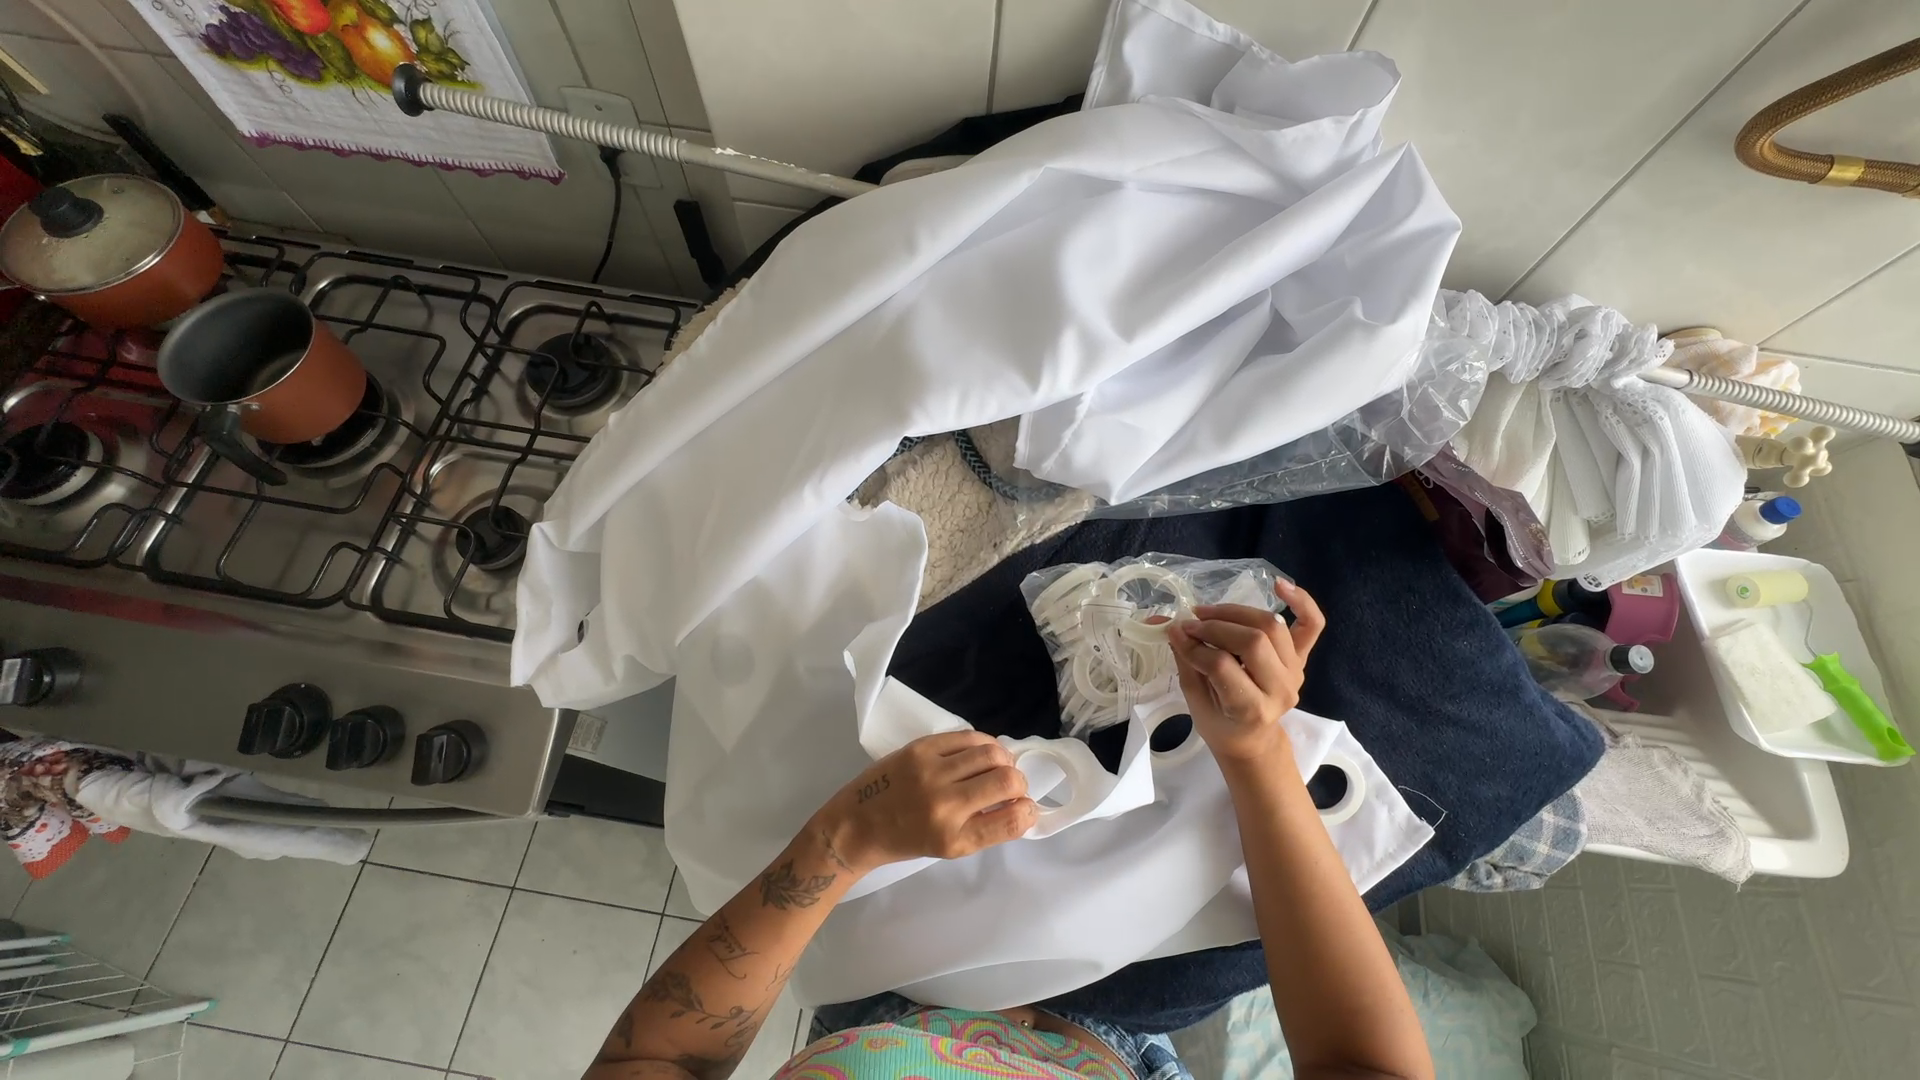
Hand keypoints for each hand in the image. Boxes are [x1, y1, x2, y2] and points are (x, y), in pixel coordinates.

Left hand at [812, 731, 1036, 874]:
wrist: (857, 824)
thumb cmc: (905, 840)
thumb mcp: (948, 848)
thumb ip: (985, 827)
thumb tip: (1020, 804)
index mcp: (954, 839)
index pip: (1011, 820)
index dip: (1029, 810)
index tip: (1026, 807)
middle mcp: (945, 805)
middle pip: (1007, 781)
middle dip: (1020, 782)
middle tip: (1011, 786)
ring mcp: (931, 772)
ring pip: (992, 753)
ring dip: (1004, 760)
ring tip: (997, 766)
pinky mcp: (921, 748)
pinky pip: (968, 736)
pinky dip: (984, 743)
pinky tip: (981, 752)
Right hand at [1167, 579, 1325, 762]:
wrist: (1251, 737)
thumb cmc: (1218, 722)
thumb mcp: (1194, 698)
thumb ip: (1184, 658)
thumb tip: (1165, 623)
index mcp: (1251, 709)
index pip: (1221, 666)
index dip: (1195, 646)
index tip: (1175, 634)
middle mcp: (1281, 690)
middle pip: (1252, 641)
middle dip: (1215, 627)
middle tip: (1191, 624)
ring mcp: (1295, 672)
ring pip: (1271, 627)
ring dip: (1237, 613)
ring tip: (1211, 614)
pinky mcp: (1302, 658)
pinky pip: (1312, 624)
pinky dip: (1301, 602)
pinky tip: (1279, 586)